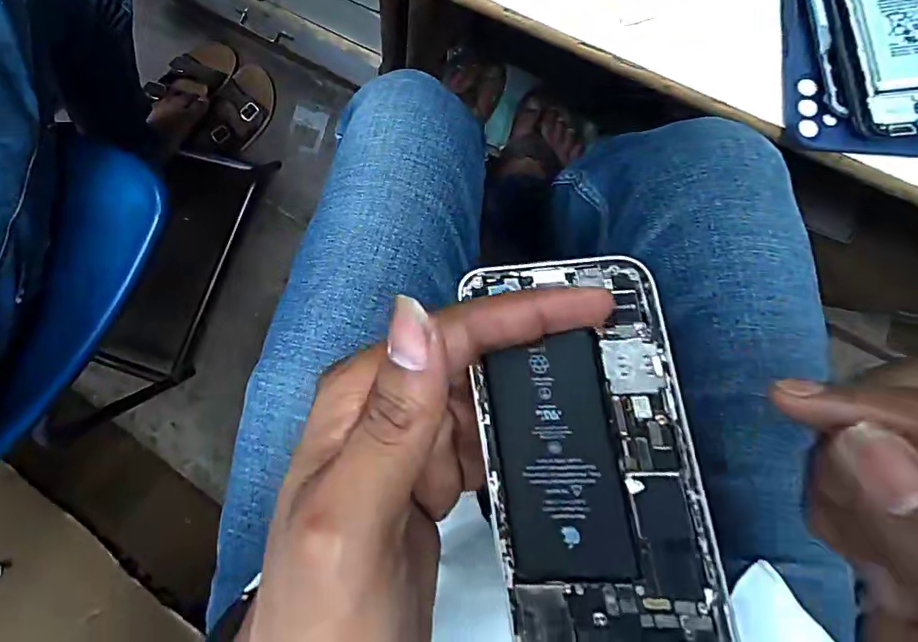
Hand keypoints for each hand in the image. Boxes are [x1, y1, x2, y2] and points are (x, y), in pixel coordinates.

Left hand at [241, 286, 613, 641]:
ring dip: (524, 396)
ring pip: (477, 397)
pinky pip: (476, 443)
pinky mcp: (424, 480)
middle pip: (467, 355)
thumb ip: (388, 420)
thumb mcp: (352, 514)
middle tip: (598, 345)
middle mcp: (380, 408)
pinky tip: (531, 451)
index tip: (583, 305)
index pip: (446, 334)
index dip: (518, 313)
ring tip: (578, 395)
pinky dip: (509, 442)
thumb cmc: (319, 612)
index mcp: (359, 398)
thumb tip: (414, 317)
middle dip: (531, 346)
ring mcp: (403, 445)